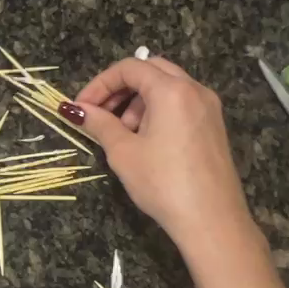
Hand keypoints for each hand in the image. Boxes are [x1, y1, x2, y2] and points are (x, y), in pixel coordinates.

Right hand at [60, 57, 258, 258]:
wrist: (211, 220)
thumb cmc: (163, 183)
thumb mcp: (123, 152)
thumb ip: (99, 124)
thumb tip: (76, 110)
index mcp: (171, 91)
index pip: (129, 68)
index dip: (100, 83)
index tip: (81, 107)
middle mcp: (194, 90)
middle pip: (150, 69)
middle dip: (120, 87)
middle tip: (99, 113)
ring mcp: (208, 107)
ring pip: (166, 85)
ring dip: (138, 100)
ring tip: (121, 131)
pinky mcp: (213, 125)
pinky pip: (180, 102)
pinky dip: (157, 110)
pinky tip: (145, 139)